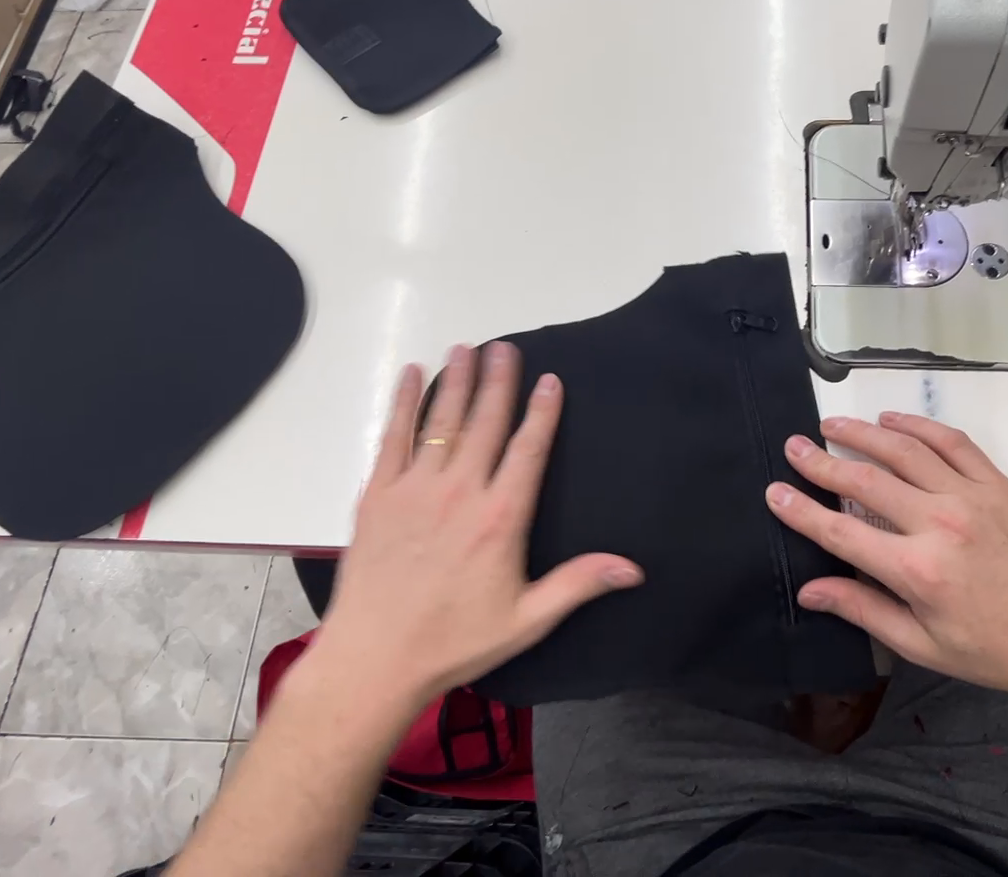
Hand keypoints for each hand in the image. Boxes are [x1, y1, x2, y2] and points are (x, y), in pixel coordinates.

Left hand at [311, 343, 643, 708]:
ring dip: (455, 381)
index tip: (550, 379)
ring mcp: (415, 489)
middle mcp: (460, 491)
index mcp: (501, 516)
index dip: (543, 411)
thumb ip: (579, 584)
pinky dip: (401, 404)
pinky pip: (392, 438)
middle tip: (506, 347)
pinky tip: (409, 376)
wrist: (373, 661)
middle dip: (499, 381)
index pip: (529, 449)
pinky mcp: (377, 496)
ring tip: (465, 347)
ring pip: (441, 422)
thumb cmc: (455, 641)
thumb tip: (633, 569)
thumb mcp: (528, 619)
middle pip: (485, 422)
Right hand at [766, 413, 1007, 713]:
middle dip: (822, 462)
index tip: (774, 491)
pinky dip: (919, 426)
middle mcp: (941, 524)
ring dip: (863, 434)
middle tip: (794, 445)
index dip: (801, 511)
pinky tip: (892, 420)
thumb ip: (863, 610)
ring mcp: (973, 498)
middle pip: (866, 482)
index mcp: (917, 571)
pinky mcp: (999, 485)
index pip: (842, 532)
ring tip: (833, 425)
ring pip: (905, 451)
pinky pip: (952, 443)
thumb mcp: (923, 644)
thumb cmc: (994, 651)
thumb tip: (810, 591)